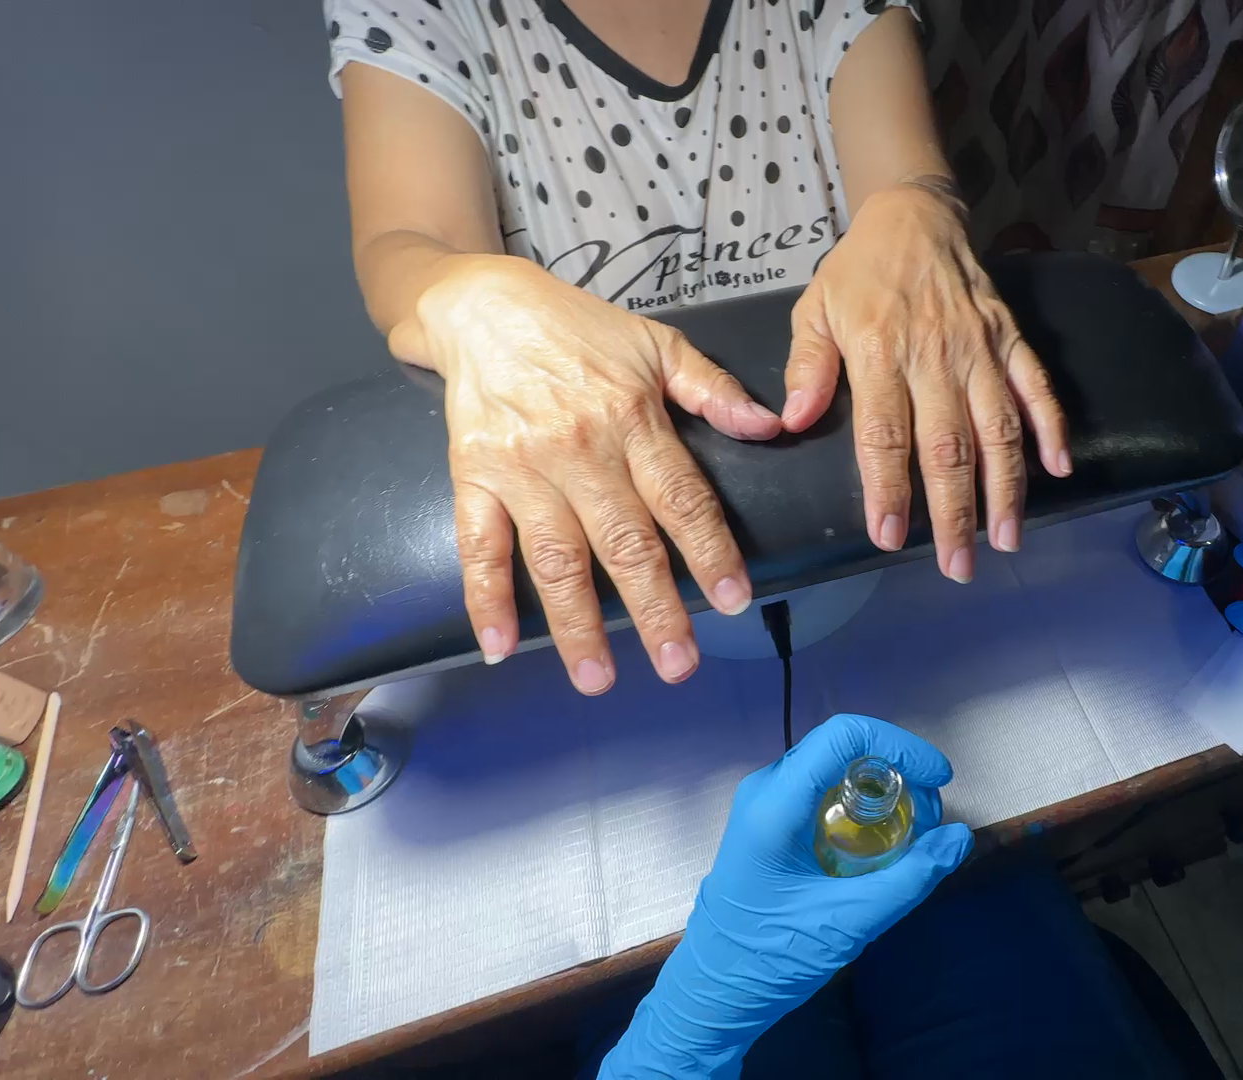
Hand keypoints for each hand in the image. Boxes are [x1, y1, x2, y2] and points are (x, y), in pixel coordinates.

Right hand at [401, 254, 781, 692]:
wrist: (483, 306)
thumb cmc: (581, 330)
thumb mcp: (658, 344)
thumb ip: (713, 389)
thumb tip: (770, 425)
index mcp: (634, 422)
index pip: (682, 499)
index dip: (711, 553)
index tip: (733, 600)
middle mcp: (581, 453)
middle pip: (625, 543)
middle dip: (655, 609)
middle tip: (679, 664)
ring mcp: (523, 470)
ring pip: (556, 558)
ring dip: (578, 623)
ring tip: (600, 677)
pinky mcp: (473, 477)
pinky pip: (478, 545)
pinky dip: (484, 597)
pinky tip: (499, 646)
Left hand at [600, 714, 973, 1077]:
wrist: (711, 995)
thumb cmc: (770, 960)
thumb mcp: (849, 923)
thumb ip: (910, 878)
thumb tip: (961, 837)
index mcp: (775, 803)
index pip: (843, 735)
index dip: (899, 744)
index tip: (939, 779)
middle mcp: (767, 787)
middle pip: (844, 747)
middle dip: (898, 768)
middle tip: (932, 815)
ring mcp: (765, 800)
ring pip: (836, 765)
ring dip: (883, 783)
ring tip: (916, 827)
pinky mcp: (771, 817)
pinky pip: (824, 786)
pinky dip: (862, 799)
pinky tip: (884, 837)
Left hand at [783, 181, 1071, 583]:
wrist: (914, 216)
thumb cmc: (859, 273)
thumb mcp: (815, 310)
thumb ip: (806, 367)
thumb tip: (794, 422)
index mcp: (879, 353)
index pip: (885, 434)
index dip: (888, 490)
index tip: (890, 537)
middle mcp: (935, 356)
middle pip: (948, 447)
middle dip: (953, 513)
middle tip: (958, 566)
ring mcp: (980, 348)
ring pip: (998, 428)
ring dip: (1005, 488)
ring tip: (1007, 538)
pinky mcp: (1011, 338)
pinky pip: (1036, 385)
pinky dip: (1051, 426)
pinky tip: (1059, 469)